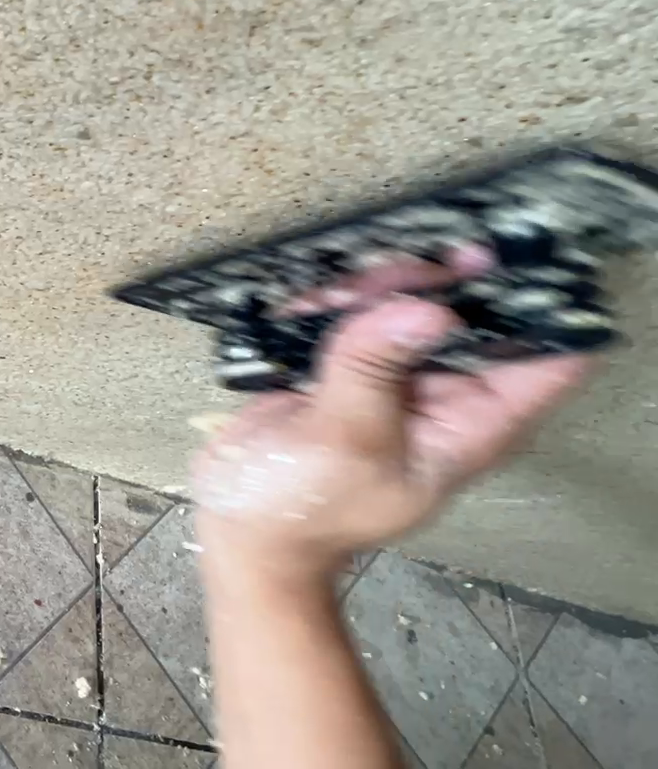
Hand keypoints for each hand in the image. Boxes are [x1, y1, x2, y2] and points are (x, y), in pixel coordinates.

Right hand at [192, 258, 591, 583]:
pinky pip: (332, 324)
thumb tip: (430, 306)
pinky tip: (295, 301)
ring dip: (360, 291)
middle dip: (423, 285)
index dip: (538, 305)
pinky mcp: (322, 373)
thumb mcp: (347, 440)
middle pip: (455, 319)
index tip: (504, 256)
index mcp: (468, 421)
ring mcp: (374, 381)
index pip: (540, 356)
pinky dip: (316, 304)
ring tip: (322, 293)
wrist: (240, 523)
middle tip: (381, 267)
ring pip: (388, 313)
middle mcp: (430, 393)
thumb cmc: (306, 501)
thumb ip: (374, 371)